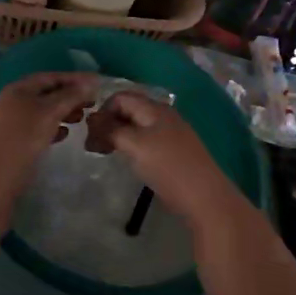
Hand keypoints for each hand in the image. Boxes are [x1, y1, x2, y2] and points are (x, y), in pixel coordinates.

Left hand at [0, 72, 97, 162]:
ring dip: (63, 112)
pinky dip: (53, 127)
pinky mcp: (14, 139)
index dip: (74, 78)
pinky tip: (65, 134)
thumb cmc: (23, 137)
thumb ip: (70, 96)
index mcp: (19, 89)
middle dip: (70, 96)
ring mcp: (12, 120)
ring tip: (82, 118)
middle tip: (92, 103)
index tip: (97, 83)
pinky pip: (38, 127)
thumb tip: (91, 82)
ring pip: (43, 111)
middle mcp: (13, 101)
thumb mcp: (49, 112)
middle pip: (46, 93)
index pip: (50, 77)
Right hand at [85, 91, 245, 227]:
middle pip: (127, 110)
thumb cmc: (167, 166)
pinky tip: (126, 159)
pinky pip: (144, 139)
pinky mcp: (172, 151)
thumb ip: (111, 130)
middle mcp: (162, 116)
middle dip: (107, 123)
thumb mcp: (134, 144)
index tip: (90, 133)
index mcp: (154, 109)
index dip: (102, 111)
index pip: (120, 97)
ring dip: (116, 135)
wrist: (205, 197)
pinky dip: (129, 145)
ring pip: (135, 126)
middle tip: (93, 146)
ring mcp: (169, 133)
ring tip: (104, 153)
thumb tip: (91, 120)